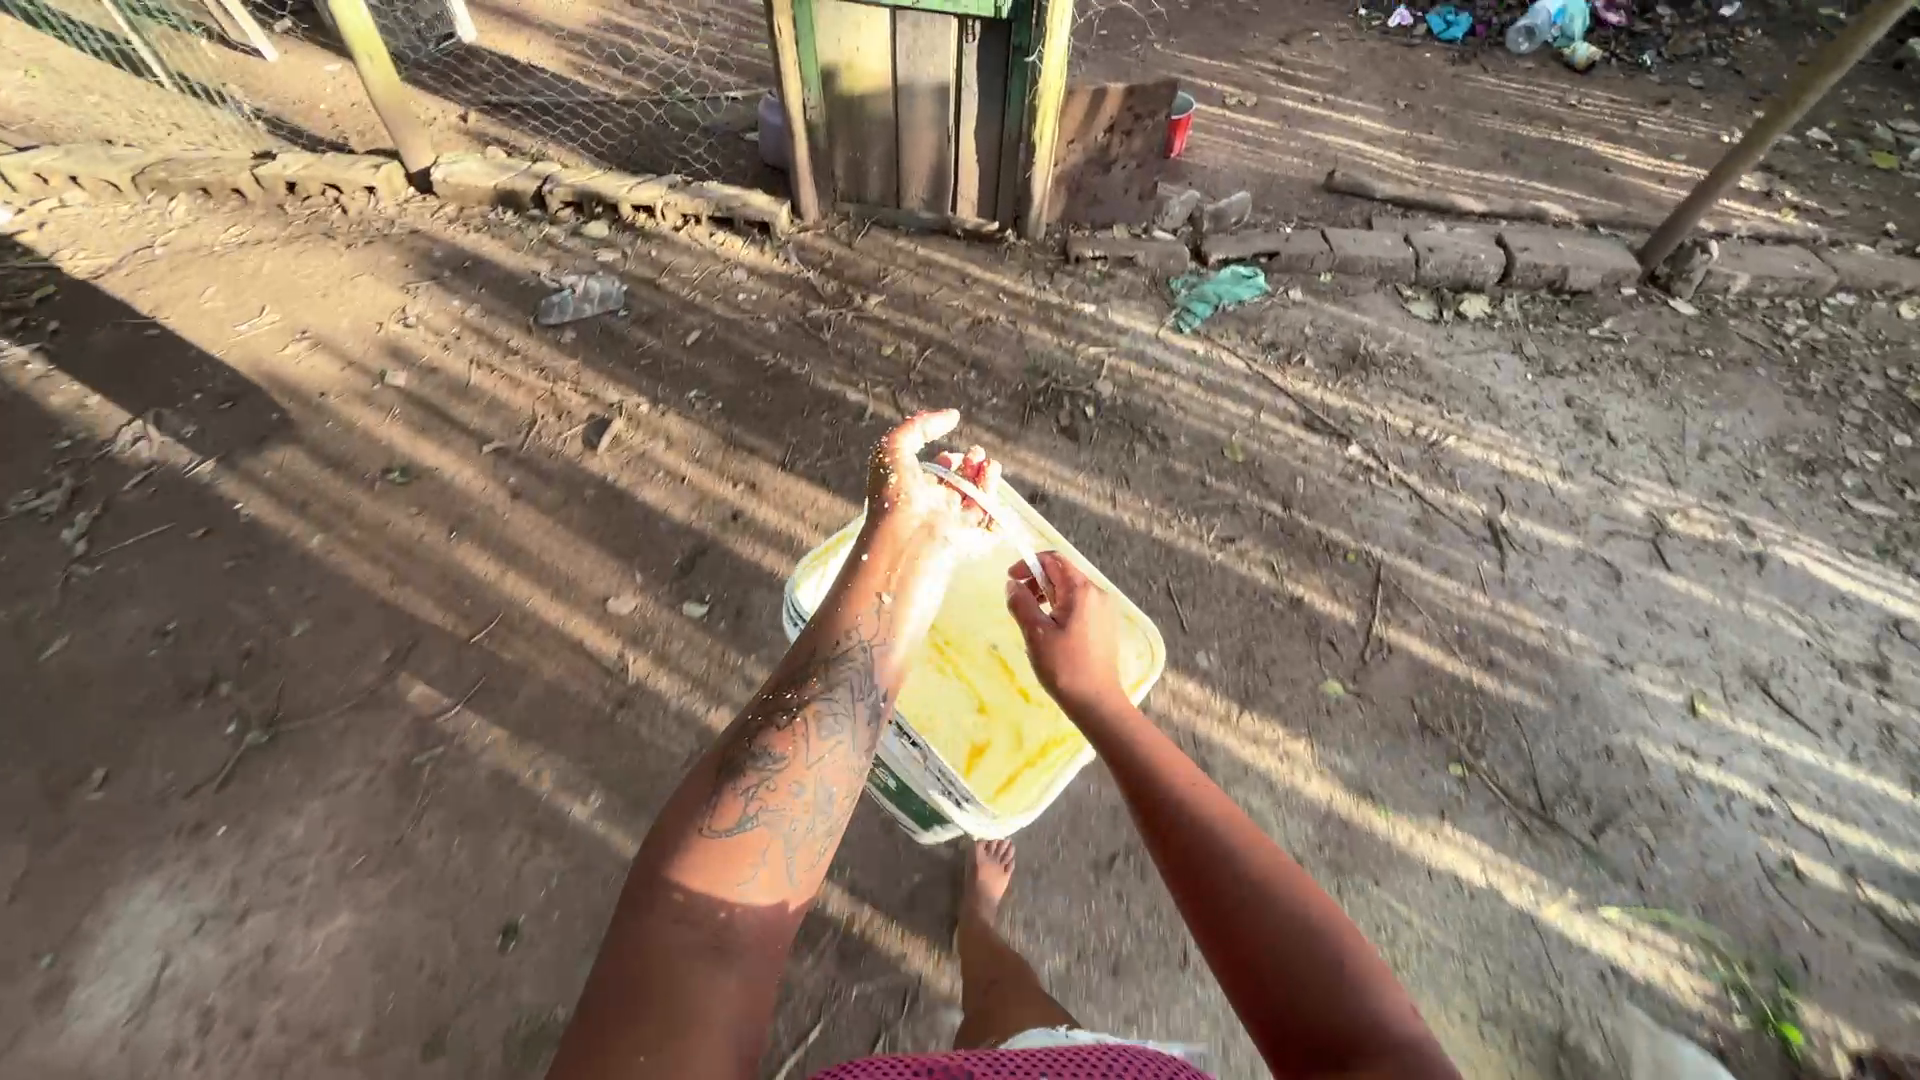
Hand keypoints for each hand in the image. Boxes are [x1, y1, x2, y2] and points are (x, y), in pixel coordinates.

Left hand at [865, 409, 1000, 551]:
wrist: (905, 534)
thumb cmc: (893, 491)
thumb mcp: (894, 446)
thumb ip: (920, 425)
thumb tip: (952, 416)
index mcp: (912, 487)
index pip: (934, 473)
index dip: (945, 460)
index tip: (952, 452)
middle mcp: (932, 503)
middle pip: (958, 482)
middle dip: (970, 465)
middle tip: (977, 452)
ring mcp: (951, 519)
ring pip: (975, 497)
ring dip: (984, 477)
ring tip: (989, 463)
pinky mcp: (969, 533)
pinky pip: (986, 516)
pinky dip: (992, 497)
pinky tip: (992, 476)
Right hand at [1006, 552, 1127, 715]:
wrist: (1096, 701)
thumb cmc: (1064, 667)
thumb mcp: (1035, 633)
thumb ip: (1021, 603)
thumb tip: (1012, 585)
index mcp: (1082, 590)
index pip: (1054, 559)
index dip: (1029, 563)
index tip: (1011, 579)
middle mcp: (1097, 594)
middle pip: (1062, 573)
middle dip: (1036, 581)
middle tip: (1018, 602)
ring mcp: (1103, 609)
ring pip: (1070, 590)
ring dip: (1046, 595)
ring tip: (1032, 618)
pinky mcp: (1104, 624)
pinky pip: (1078, 605)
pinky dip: (1059, 607)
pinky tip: (1049, 630)